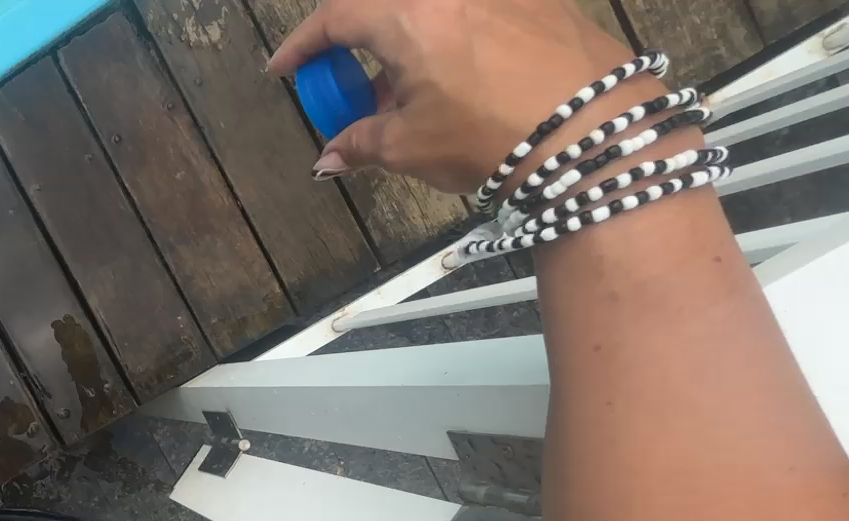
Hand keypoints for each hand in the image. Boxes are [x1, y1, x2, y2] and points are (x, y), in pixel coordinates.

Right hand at [266, 0, 638, 191]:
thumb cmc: (482, 134)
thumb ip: (358, 143)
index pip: (339, 16)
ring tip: (388, 93)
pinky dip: (436, 38)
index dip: (302, 44)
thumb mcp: (405, 147)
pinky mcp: (533, 1)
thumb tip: (328, 158)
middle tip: (334, 75)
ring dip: (394, 43)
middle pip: (382, 3)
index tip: (282, 69)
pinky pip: (464, 12)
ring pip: (425, 9)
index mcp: (411, 17)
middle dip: (348, 37)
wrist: (586, 127)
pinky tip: (437, 80)